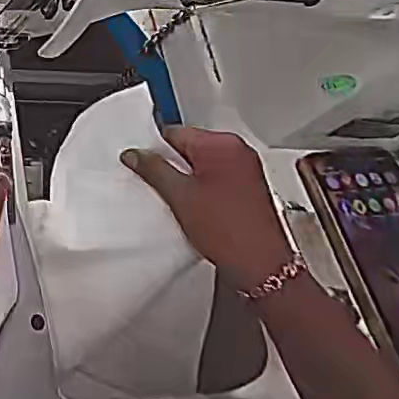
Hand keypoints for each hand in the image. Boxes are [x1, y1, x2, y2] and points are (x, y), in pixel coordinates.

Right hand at [121, 127, 293, 292]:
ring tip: (183, 204)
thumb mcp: (179, 196)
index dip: (155, 150)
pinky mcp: (250, 187)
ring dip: (189, 179)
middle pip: (190, 146)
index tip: (144, 166)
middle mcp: (238, 151)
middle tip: (164, 189)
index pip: (176, 133)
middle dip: (173, 166)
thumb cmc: (230, 231)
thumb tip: (136, 155)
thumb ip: (153, 169)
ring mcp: (247, 169)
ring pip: (204, 164)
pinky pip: (218, 178)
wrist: (261, 266)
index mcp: (221, 144)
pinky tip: (198, 211)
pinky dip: (204, 189)